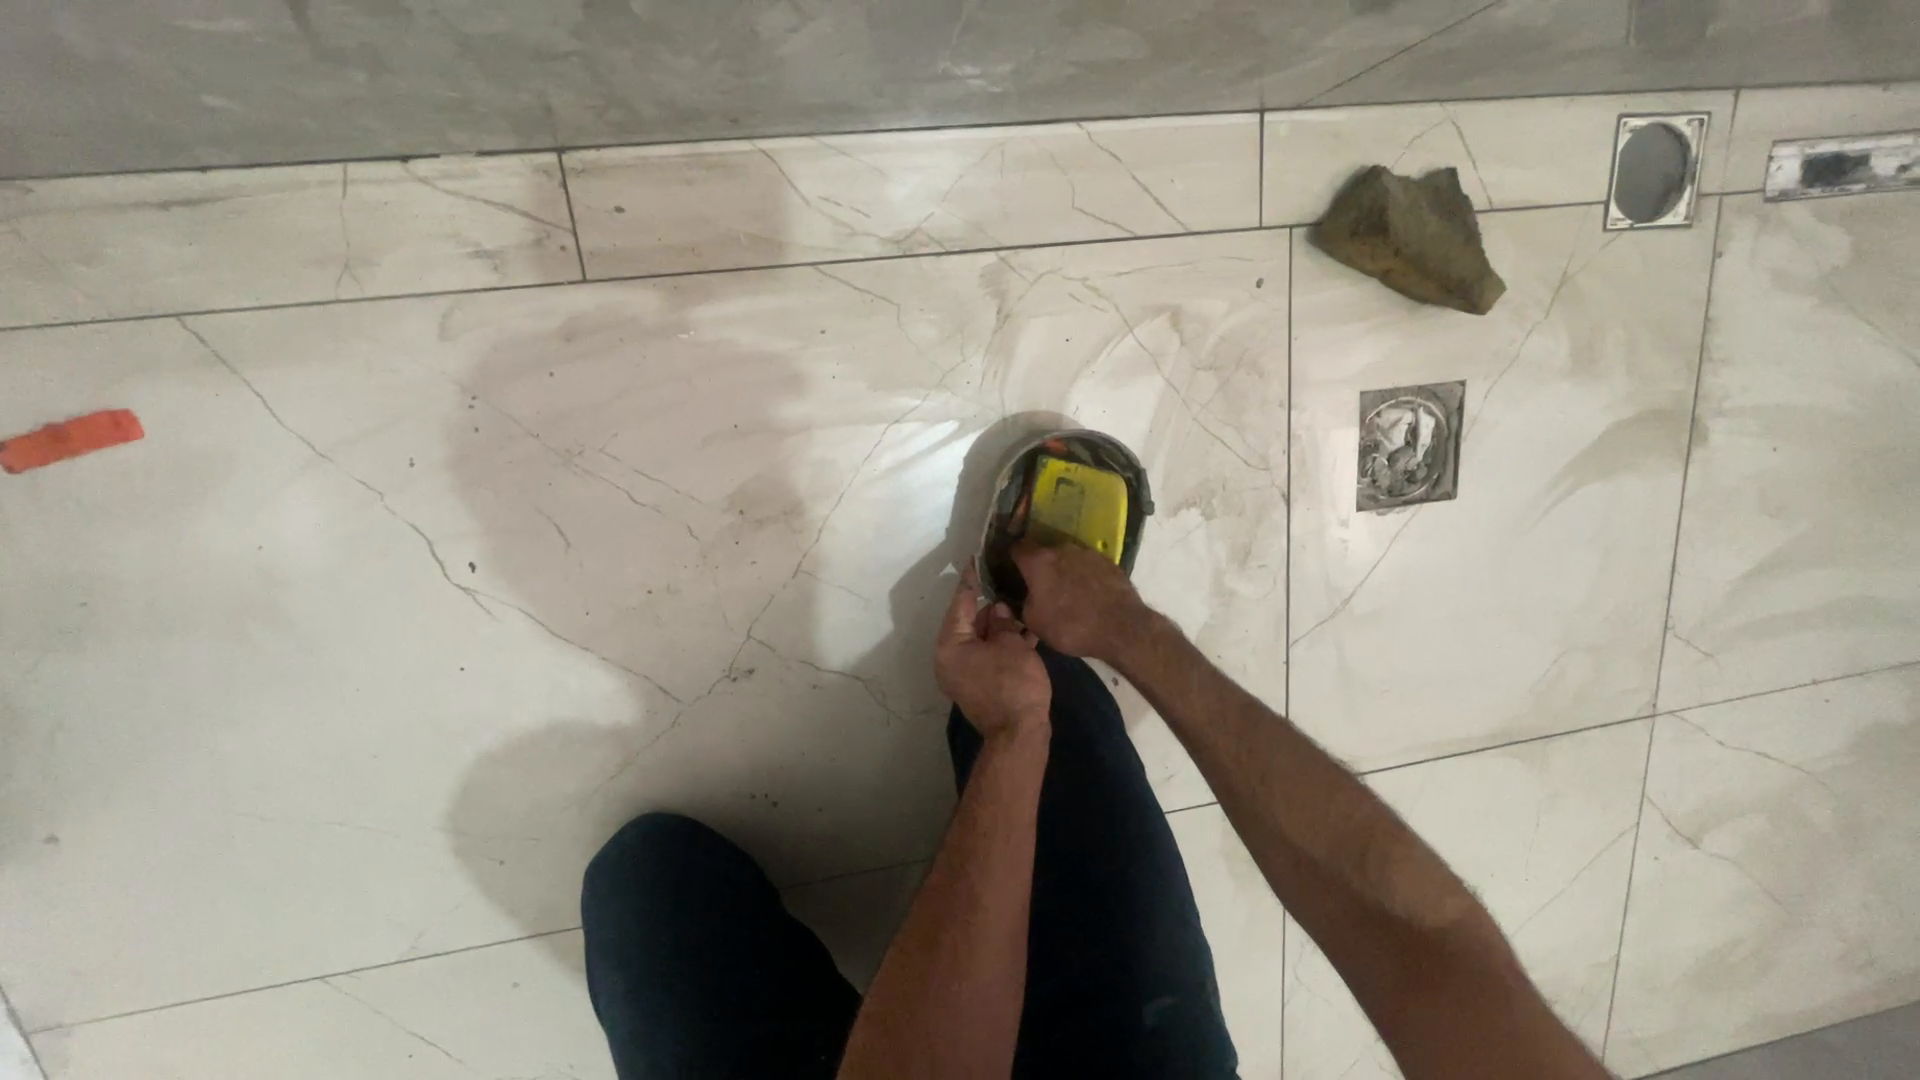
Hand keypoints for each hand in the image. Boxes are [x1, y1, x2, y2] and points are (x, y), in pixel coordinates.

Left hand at [935, 562, 1051, 739]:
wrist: (1019, 734)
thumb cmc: (1013, 684)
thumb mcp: (1011, 644)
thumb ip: (1003, 622)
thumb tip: (998, 610)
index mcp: (950, 644)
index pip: (960, 602)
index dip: (971, 579)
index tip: (975, 558)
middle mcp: (950, 658)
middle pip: (969, 621)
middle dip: (991, 606)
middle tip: (1010, 584)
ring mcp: (963, 674)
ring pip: (981, 639)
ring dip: (1000, 626)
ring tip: (1023, 606)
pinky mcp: (979, 685)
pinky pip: (989, 656)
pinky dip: (1003, 645)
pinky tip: (1026, 632)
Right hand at [1011, 540, 1152, 662]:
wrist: (1120, 628)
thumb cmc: (1070, 626)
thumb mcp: (1034, 623)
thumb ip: (1024, 603)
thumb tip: (1026, 596)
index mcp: (1039, 562)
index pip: (1018, 548)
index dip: (1013, 558)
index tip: (1013, 569)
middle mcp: (1062, 550)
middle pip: (1046, 553)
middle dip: (1042, 567)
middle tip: (1043, 587)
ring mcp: (1088, 553)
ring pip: (1069, 558)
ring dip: (1066, 571)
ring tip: (1069, 592)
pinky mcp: (1109, 562)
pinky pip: (1089, 566)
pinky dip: (1086, 576)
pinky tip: (1090, 594)